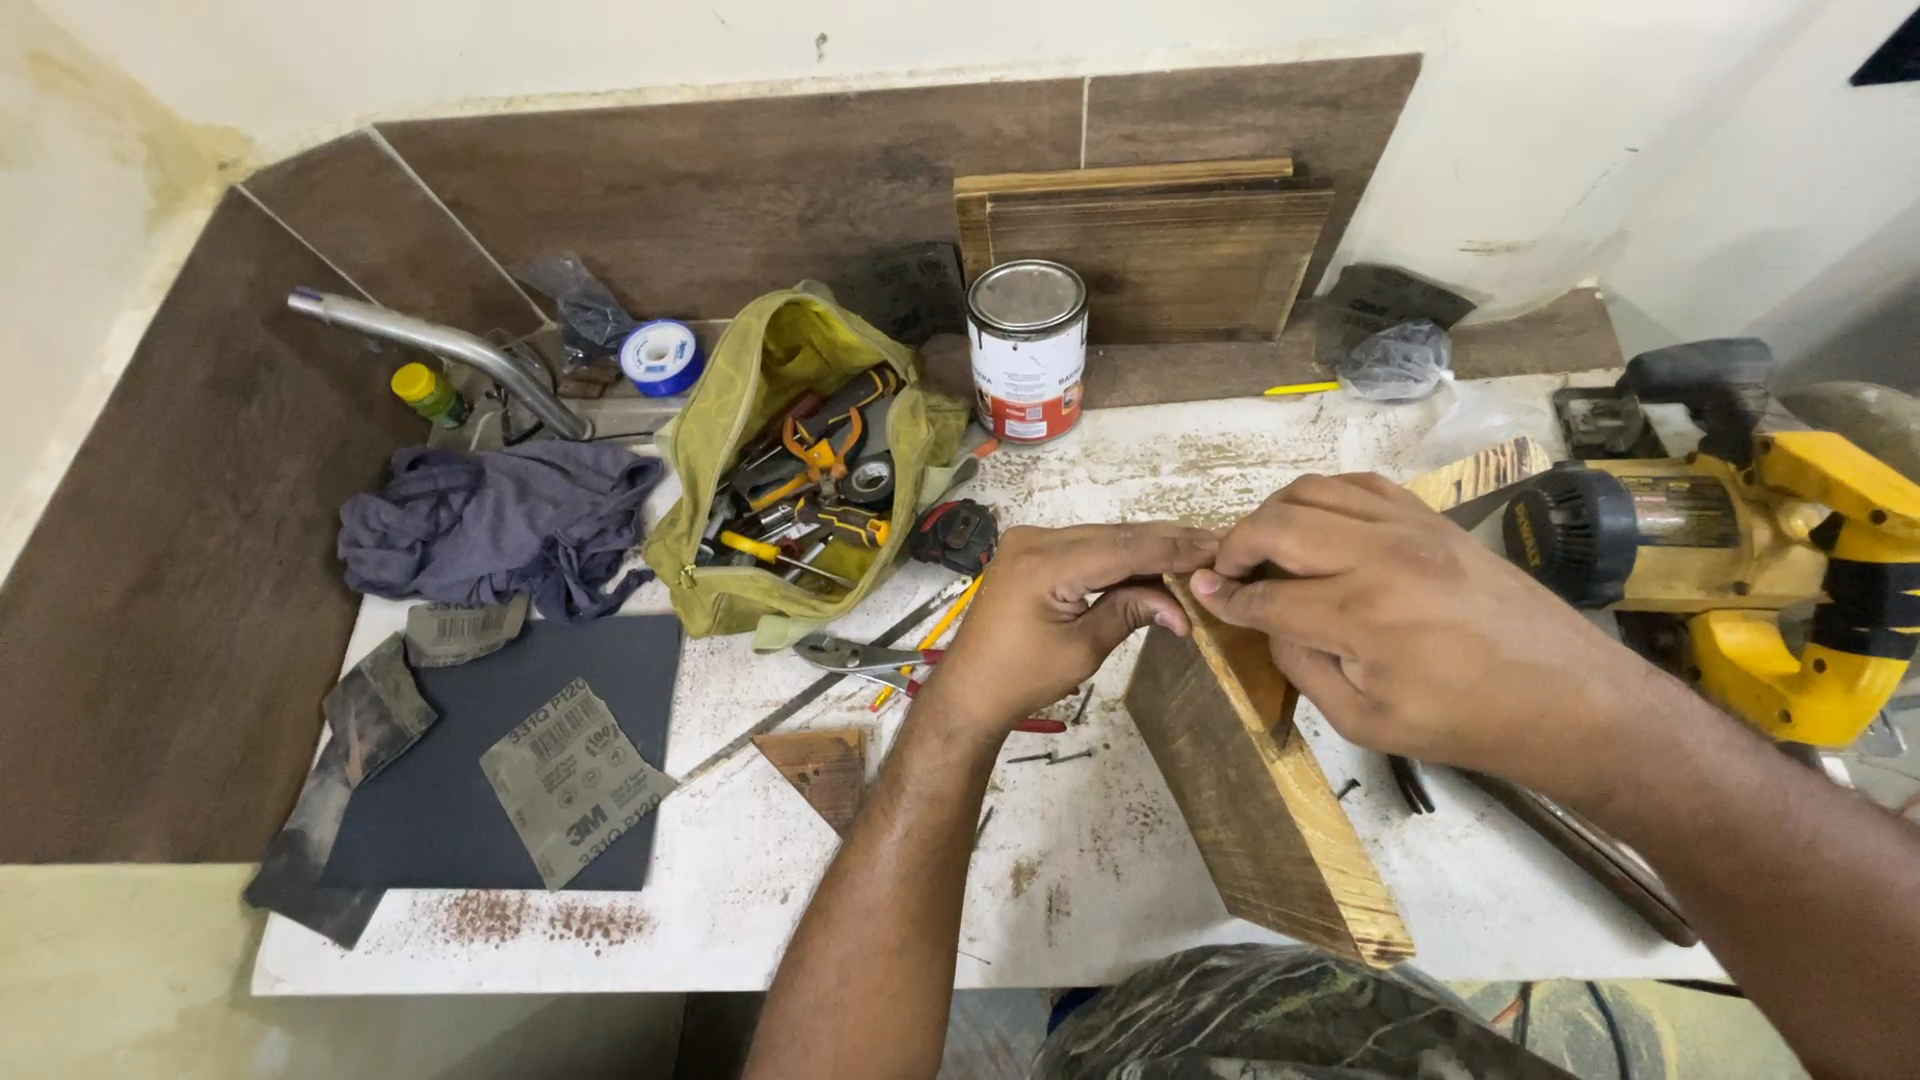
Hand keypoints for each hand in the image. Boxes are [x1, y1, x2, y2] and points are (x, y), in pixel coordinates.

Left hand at [923, 523, 1220, 735]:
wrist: (970, 688)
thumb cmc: (1023, 678)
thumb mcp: (1083, 650)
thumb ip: (1129, 612)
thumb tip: (1181, 605)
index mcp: (1043, 565)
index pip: (1122, 549)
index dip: (1172, 550)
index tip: (1216, 548)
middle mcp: (1033, 540)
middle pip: (1113, 536)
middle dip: (1166, 543)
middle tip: (1216, 543)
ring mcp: (1028, 541)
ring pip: (1101, 537)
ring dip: (1145, 546)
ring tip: (1195, 548)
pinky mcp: (1028, 550)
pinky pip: (1083, 545)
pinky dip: (1117, 553)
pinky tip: (1151, 556)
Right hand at [1187, 473, 1681, 799]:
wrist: (1572, 701)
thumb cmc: (1464, 724)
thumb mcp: (1362, 720)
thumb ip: (1300, 663)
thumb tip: (1267, 621)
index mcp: (1361, 616)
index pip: (1263, 597)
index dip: (1221, 597)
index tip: (1199, 593)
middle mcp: (1380, 557)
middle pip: (1276, 526)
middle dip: (1233, 547)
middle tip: (1223, 571)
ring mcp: (1411, 528)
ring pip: (1312, 490)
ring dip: (1272, 514)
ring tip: (1264, 545)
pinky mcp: (1434, 519)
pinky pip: (1360, 484)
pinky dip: (1322, 497)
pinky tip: (1316, 524)